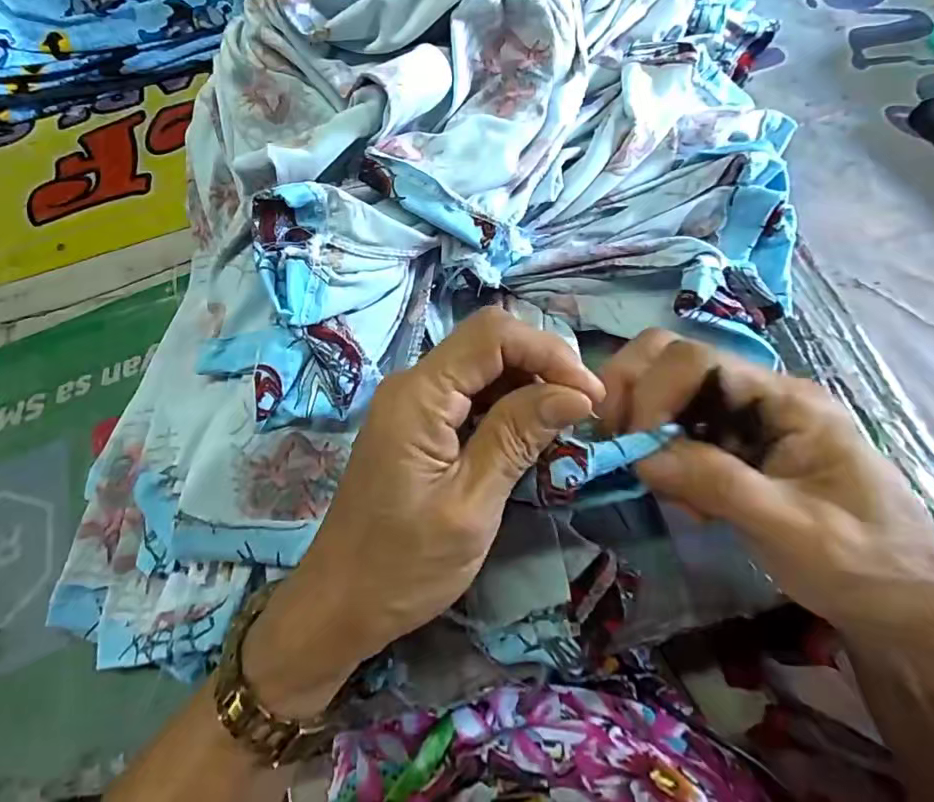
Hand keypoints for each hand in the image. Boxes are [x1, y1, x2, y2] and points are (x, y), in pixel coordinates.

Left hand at [243, 307, 603, 715]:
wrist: (342, 599)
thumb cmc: (404, 563)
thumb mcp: (472, 504)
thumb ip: (517, 437)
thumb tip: (575, 393)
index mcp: (418, 395)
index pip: (490, 335)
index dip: (547, 352)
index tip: (591, 397)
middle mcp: (411, 385)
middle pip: (485, 344)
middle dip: (541, 366)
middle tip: (583, 413)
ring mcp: (410, 405)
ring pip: (479, 369)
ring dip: (526, 388)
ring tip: (564, 428)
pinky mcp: (415, 426)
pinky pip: (466, 397)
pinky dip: (503, 408)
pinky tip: (530, 438)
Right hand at [600, 330, 933, 652]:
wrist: (914, 615)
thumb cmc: (869, 569)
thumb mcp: (797, 531)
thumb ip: (719, 484)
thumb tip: (641, 455)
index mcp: (787, 400)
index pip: (694, 360)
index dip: (652, 394)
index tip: (638, 449)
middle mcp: (760, 394)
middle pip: (669, 357)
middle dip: (631, 393)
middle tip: (620, 445)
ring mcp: (745, 417)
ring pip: (663, 387)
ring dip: (640, 424)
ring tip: (656, 478)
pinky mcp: (733, 444)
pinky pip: (674, 426)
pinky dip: (656, 451)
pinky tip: (680, 496)